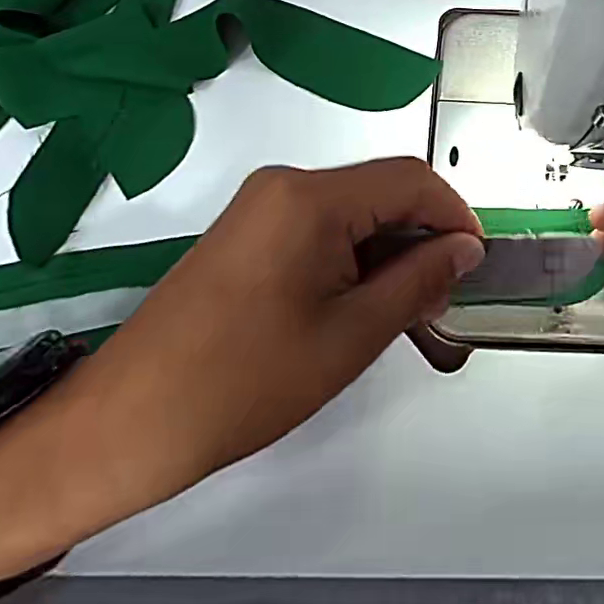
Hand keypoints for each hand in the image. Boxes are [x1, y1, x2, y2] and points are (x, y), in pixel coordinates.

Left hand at [0, 158, 484, 581]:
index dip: (455, 216)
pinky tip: (361, 300)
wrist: (126, 422)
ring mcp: (261, 206)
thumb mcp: (351, 334)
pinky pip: (321, 226)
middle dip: (423, 236)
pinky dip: (355, 254)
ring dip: (390, 249)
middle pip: (381, 190)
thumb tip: (464, 250)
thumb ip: (419, 280)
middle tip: (443, 295)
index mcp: (310, 197)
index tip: (477, 263)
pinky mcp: (248, 231)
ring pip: (354, 210)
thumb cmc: (244, 381)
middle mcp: (285, 185)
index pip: (411, 180)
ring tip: (406, 307)